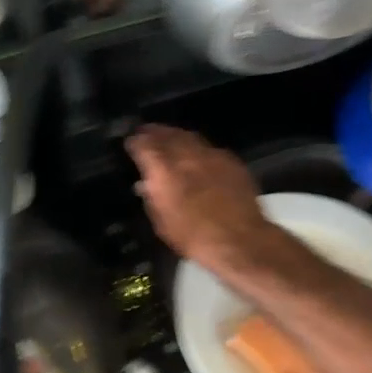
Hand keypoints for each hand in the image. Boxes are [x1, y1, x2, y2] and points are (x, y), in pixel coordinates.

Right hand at [125, 125, 279, 265]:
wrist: (240, 240)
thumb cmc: (195, 237)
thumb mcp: (163, 223)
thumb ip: (152, 197)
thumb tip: (146, 184)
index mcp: (164, 170)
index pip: (144, 145)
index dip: (135, 142)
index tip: (131, 142)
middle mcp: (187, 156)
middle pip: (168, 134)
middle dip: (156, 132)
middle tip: (147, 132)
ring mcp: (212, 156)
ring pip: (190, 136)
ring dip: (177, 136)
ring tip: (170, 139)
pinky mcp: (232, 162)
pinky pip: (211, 148)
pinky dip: (200, 149)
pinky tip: (199, 155)